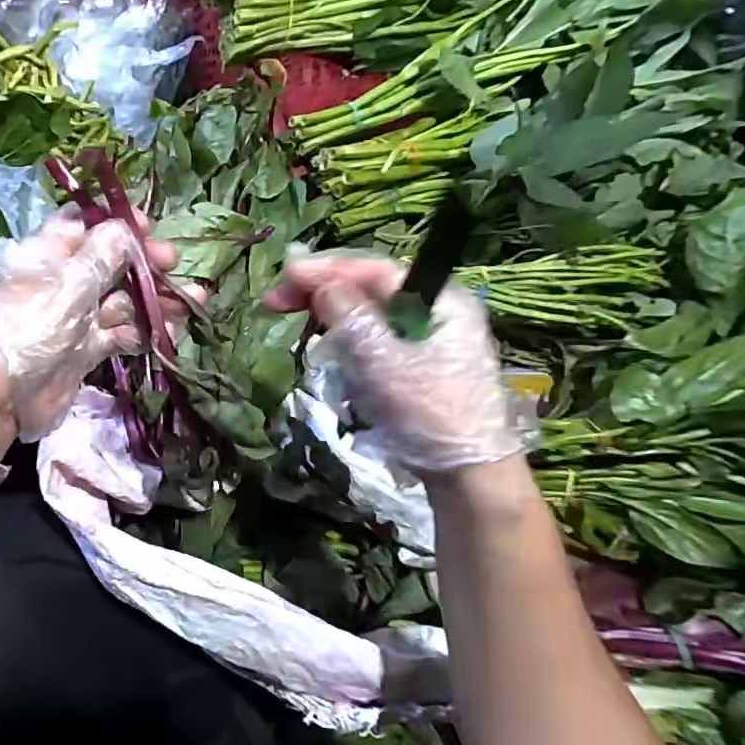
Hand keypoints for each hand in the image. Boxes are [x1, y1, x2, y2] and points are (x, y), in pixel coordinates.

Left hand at [0, 208, 196, 439]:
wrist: (2, 399)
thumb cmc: (30, 330)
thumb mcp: (68, 287)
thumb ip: (100, 257)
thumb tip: (124, 228)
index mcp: (48, 255)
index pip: (83, 225)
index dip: (115, 222)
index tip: (147, 225)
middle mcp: (63, 282)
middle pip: (109, 262)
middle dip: (143, 261)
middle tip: (173, 261)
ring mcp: (76, 317)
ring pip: (121, 299)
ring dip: (154, 299)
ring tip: (193, 300)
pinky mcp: (86, 348)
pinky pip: (121, 332)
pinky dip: (144, 331)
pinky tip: (171, 331)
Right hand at [264, 253, 521, 472]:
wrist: (468, 476)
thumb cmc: (430, 413)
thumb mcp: (383, 361)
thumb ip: (351, 316)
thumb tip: (321, 284)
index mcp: (439, 299)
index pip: (374, 269)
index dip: (326, 268)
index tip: (284, 274)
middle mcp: (435, 309)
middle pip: (370, 289)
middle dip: (323, 292)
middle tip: (277, 302)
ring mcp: (427, 337)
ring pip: (368, 314)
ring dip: (331, 317)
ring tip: (297, 320)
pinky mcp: (417, 363)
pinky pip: (374, 339)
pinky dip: (347, 342)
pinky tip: (329, 350)